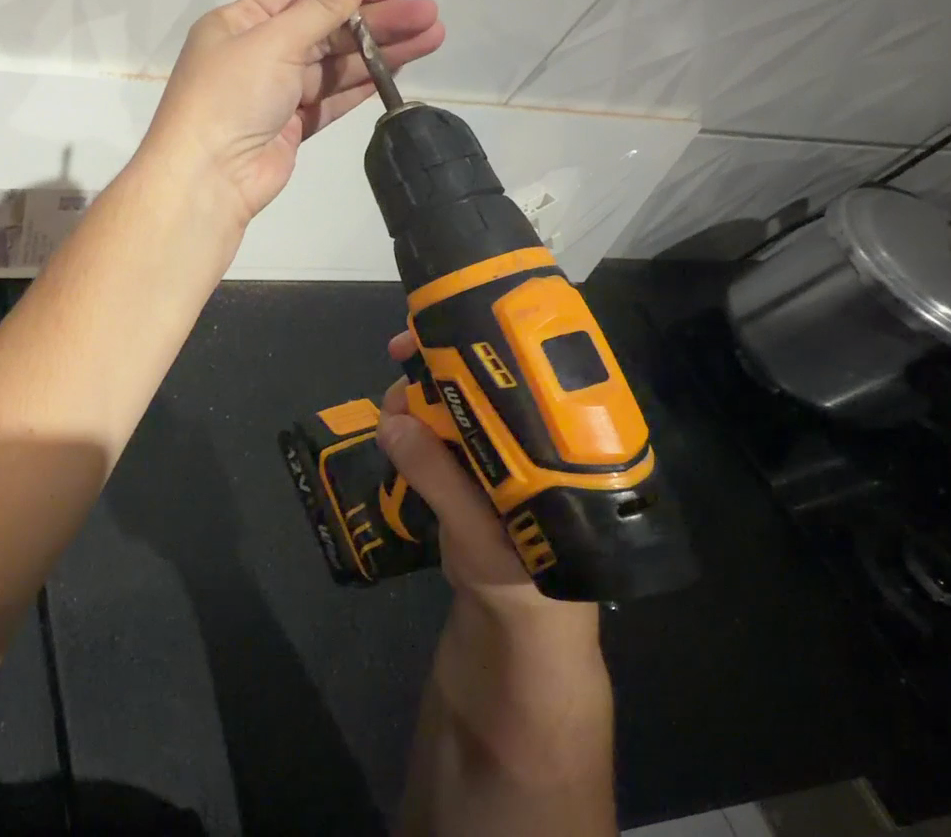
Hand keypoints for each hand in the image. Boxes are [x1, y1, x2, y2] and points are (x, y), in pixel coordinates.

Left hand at [140, 0, 443, 223]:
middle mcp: (253, 55)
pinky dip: (363, 84)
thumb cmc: (228, 98)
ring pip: (332, 65)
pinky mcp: (289, 127)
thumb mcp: (274, 40)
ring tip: (433, 35)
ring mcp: (271, 94)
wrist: (205, 179)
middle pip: (323, 29)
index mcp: (237, 24)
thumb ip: (323, 3)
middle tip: (428, 12)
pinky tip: (401, 68)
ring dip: (380, 50)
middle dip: (375, 20)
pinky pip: (331, 99)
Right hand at [377, 331, 590, 627]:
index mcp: (557, 442)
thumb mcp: (480, 532)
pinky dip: (411, 423)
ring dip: (416, 397)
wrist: (515, 620)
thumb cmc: (521, 578)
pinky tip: (397, 434)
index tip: (443, 330)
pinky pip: (436, 429)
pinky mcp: (471, 464)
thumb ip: (439, 480)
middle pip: (484, 377)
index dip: (487, 340)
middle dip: (438, 362)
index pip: (530, 372)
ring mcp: (498, 448)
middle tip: (398, 358)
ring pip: (453, 400)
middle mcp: (531, 434)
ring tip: (393, 417)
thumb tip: (393, 423)